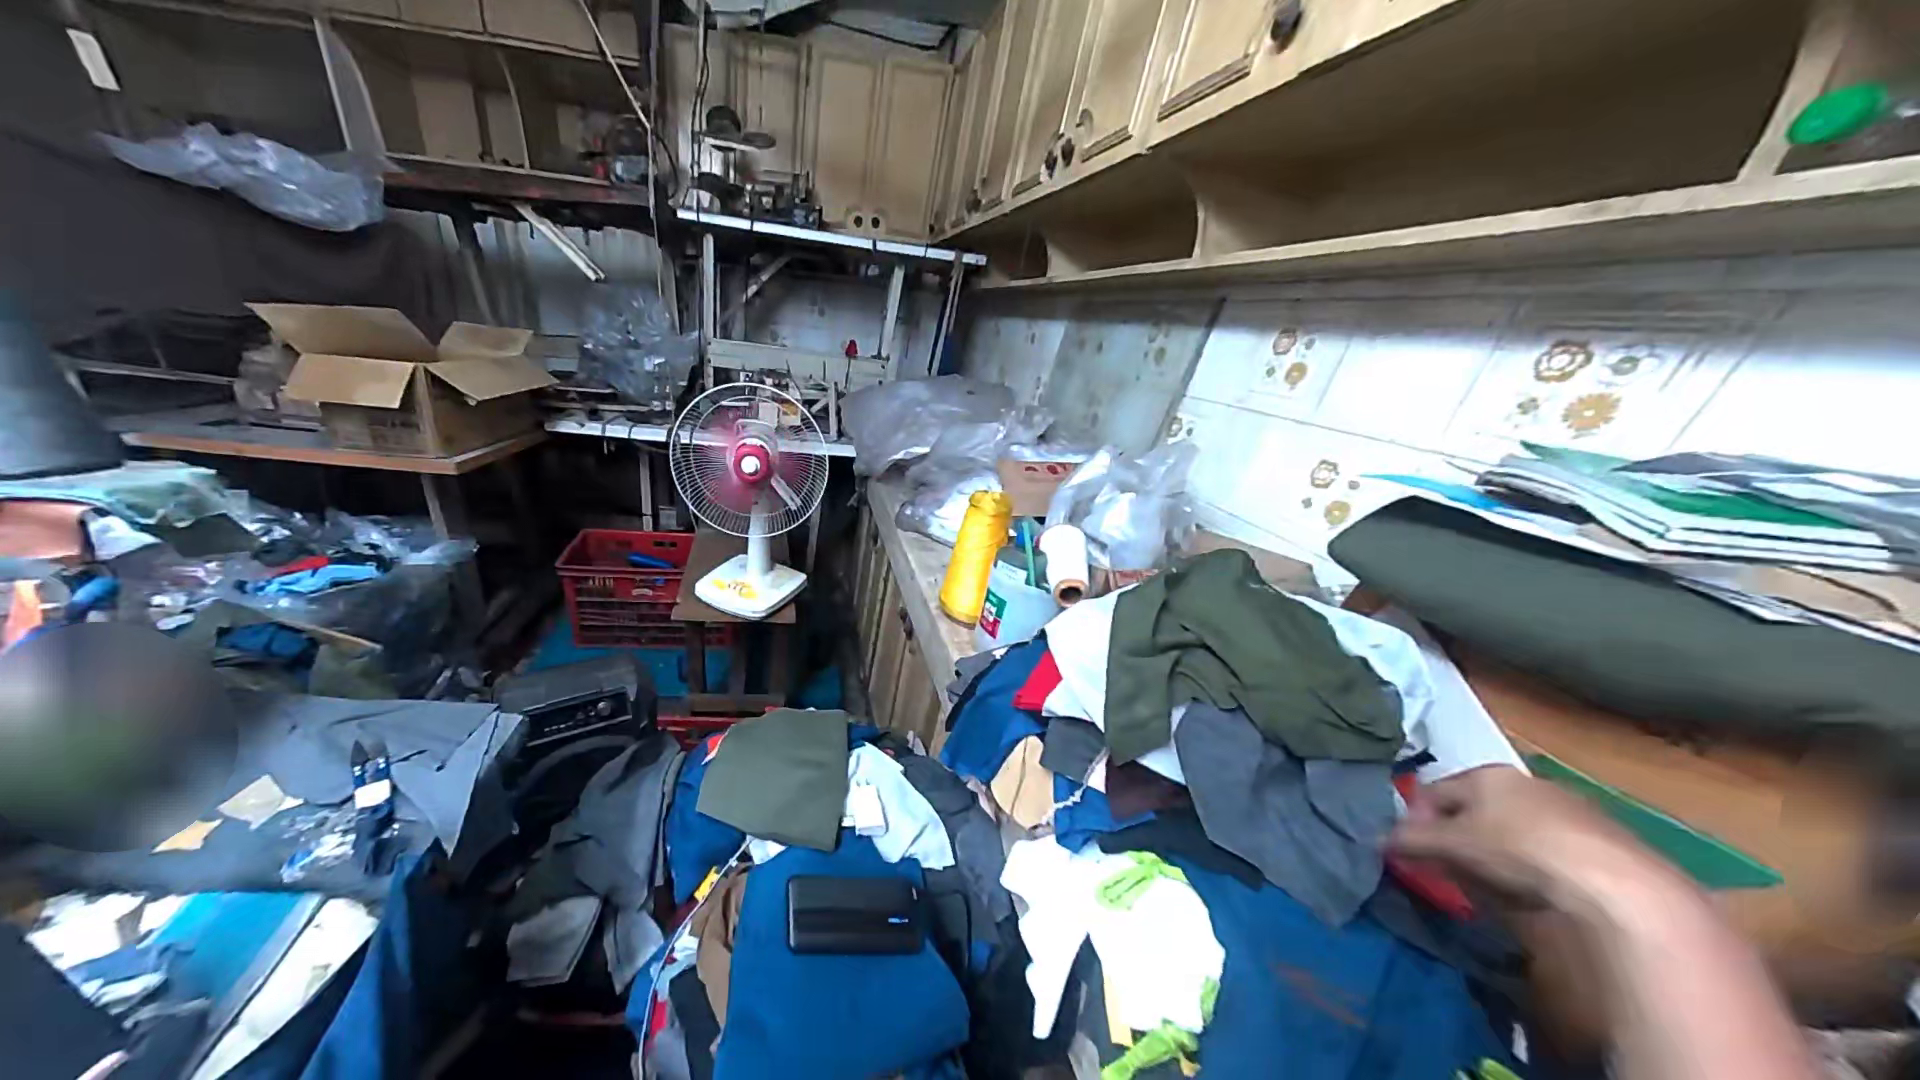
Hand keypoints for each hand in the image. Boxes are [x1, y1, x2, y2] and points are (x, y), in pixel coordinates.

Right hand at [1391, 765, 1675, 908]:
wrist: (1618, 884)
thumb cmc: (1517, 850)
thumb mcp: (1452, 846)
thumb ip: (1411, 840)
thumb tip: (1377, 840)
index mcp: (1484, 774)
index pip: (1433, 792)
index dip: (1417, 820)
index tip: (1416, 851)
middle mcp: (1523, 780)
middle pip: (1474, 807)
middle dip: (1458, 836)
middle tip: (1454, 869)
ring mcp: (1567, 806)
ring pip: (1513, 826)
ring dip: (1497, 850)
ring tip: (1497, 884)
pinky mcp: (1604, 837)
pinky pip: (1551, 845)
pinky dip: (1536, 862)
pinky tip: (1541, 888)